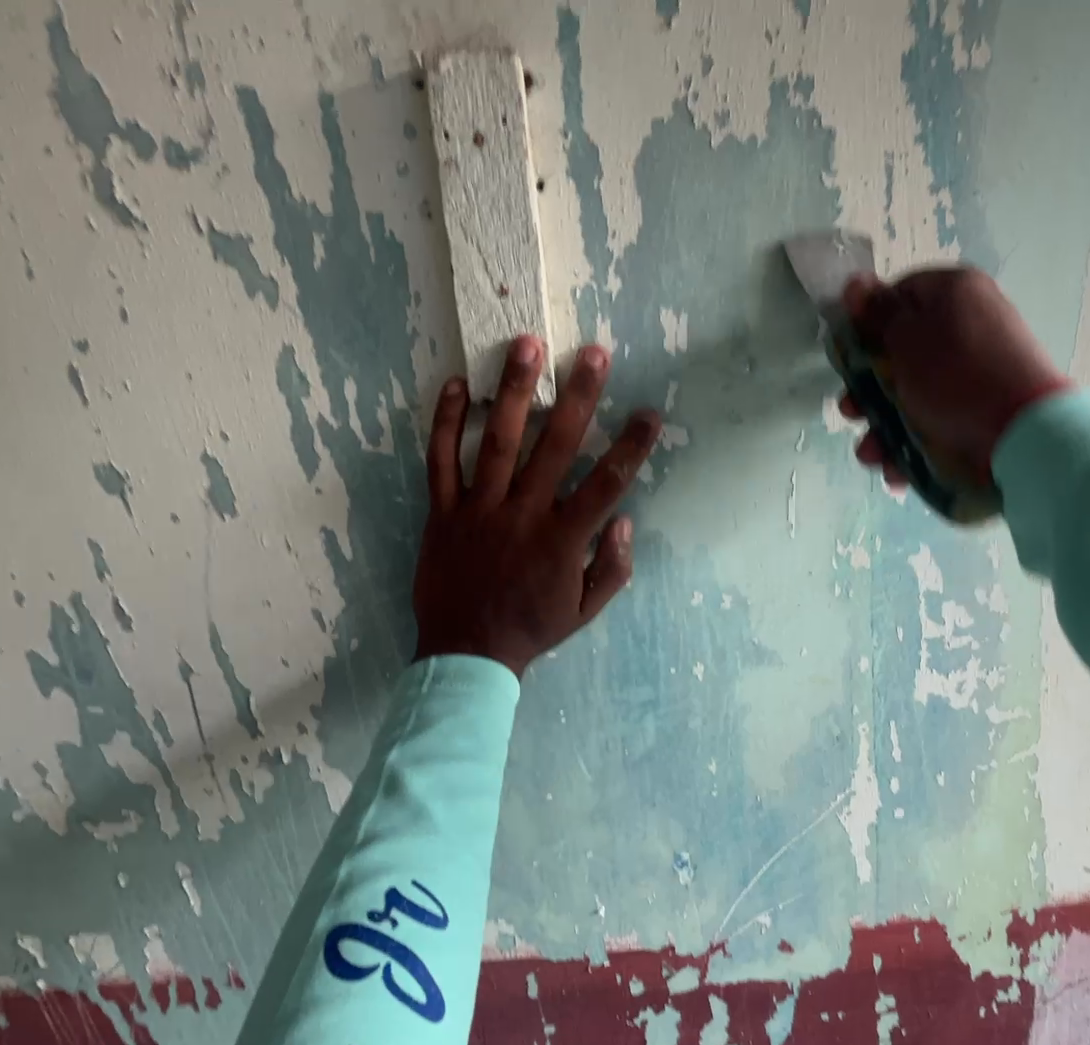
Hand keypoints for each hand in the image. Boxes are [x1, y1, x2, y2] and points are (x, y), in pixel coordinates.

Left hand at [413, 336, 661, 676]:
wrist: (465, 654)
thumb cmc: (531, 628)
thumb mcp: (585, 610)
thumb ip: (612, 567)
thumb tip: (624, 520)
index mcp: (562, 540)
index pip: (606, 484)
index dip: (631, 446)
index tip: (650, 413)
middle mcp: (522, 515)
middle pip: (554, 447)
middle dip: (578, 397)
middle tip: (593, 352)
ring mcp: (478, 510)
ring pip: (496, 442)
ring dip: (513, 392)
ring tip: (525, 346)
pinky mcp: (442, 512)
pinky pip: (440, 461)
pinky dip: (444, 423)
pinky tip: (452, 386)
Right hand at [840, 268, 1070, 489]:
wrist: (1021, 434)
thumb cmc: (954, 376)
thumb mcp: (906, 339)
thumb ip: (877, 313)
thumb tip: (855, 283)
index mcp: (954, 293)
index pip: (900, 294)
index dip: (868, 325)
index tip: (850, 355)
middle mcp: (968, 326)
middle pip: (901, 353)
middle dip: (868, 390)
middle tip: (852, 411)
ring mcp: (977, 372)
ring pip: (913, 395)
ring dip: (883, 428)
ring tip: (872, 455)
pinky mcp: (982, 411)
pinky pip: (936, 423)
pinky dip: (912, 447)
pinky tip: (897, 470)